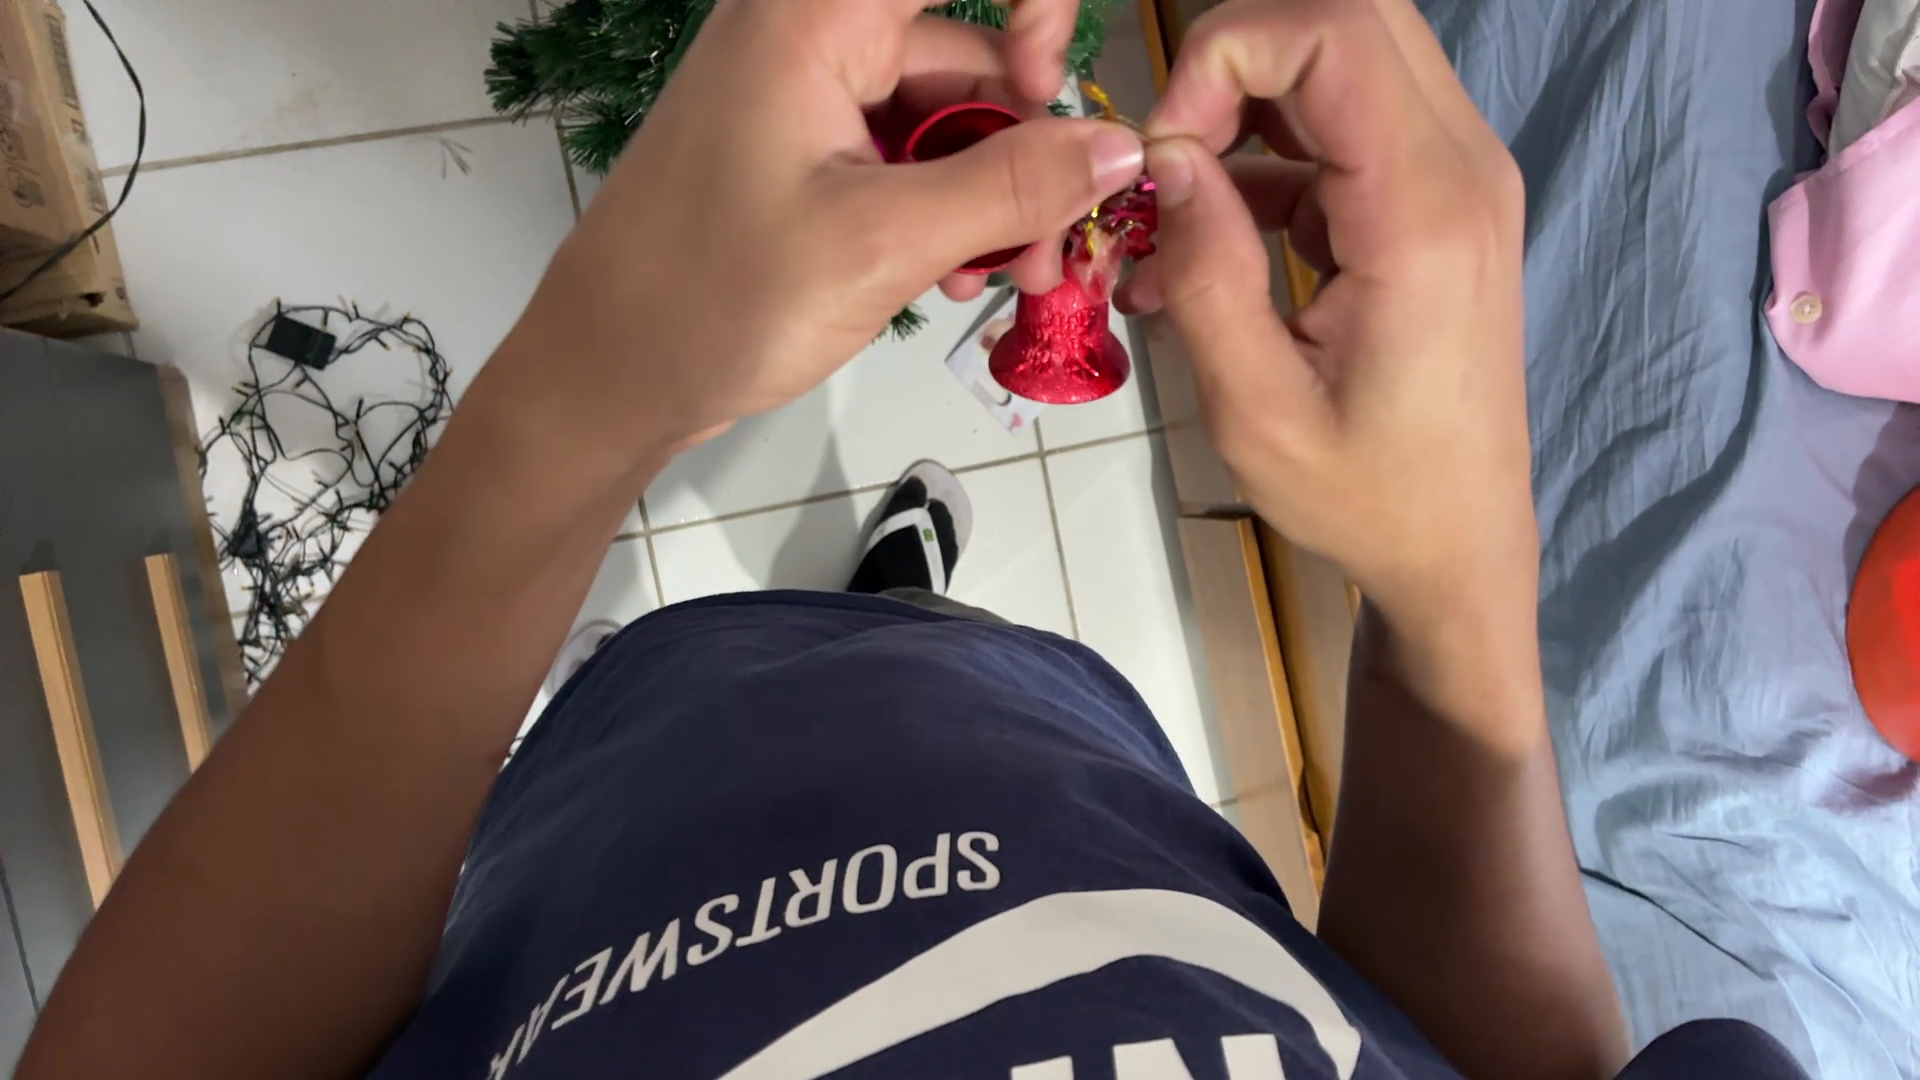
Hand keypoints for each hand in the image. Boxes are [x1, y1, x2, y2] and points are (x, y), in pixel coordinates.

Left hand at [488, 0, 1143, 465]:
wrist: (618, 375)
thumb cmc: (730, 298)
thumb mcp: (883, 243)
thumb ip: (1009, 189)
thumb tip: (1120, 146)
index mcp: (815, 15)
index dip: (1034, 9)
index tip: (1056, 94)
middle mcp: (812, 40)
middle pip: (960, 60)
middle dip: (1022, 151)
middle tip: (1051, 249)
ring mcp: (806, 112)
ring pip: (938, 129)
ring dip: (990, 200)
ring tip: (1006, 280)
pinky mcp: (805, 172)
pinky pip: (902, 173)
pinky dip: (942, 220)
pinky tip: (953, 278)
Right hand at [1121, 0, 1532, 633]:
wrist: (1454, 546)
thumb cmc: (1358, 495)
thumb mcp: (1253, 407)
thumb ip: (1206, 274)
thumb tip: (1169, 161)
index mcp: (1422, 214)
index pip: (1334, 36)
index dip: (1224, 56)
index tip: (1160, 154)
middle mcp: (1461, 170)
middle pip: (1348, 25)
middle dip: (1231, 70)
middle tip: (1164, 168)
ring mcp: (1456, 187)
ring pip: (1342, 77)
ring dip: (1241, 127)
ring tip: (1167, 231)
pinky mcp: (1433, 216)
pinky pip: (1341, 147)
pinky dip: (1263, 177)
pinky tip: (1204, 258)